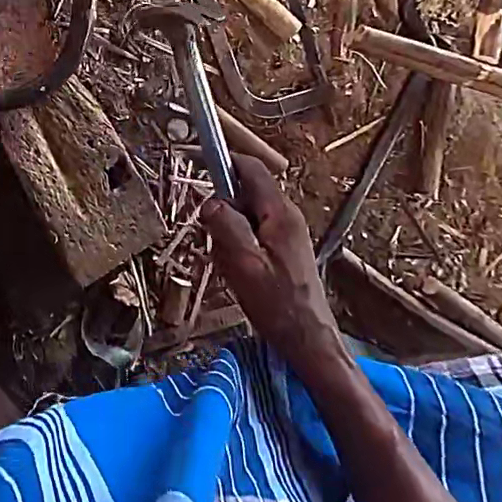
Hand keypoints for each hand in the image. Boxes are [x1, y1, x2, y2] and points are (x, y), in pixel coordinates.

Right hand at [203, 155, 341, 364]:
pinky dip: (236, 246)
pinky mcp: (282, 249)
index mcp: (279, 213)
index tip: (192, 158)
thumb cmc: (278, 305)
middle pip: (242, 192)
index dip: (221, 159)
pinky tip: (238, 272)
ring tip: (230, 263)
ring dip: (227, 233)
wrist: (309, 342)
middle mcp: (285, 216)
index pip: (249, 168)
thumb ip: (225, 226)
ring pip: (243, 214)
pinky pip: (249, 233)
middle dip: (221, 209)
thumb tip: (210, 202)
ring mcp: (285, 233)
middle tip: (214, 239)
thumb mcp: (244, 264)